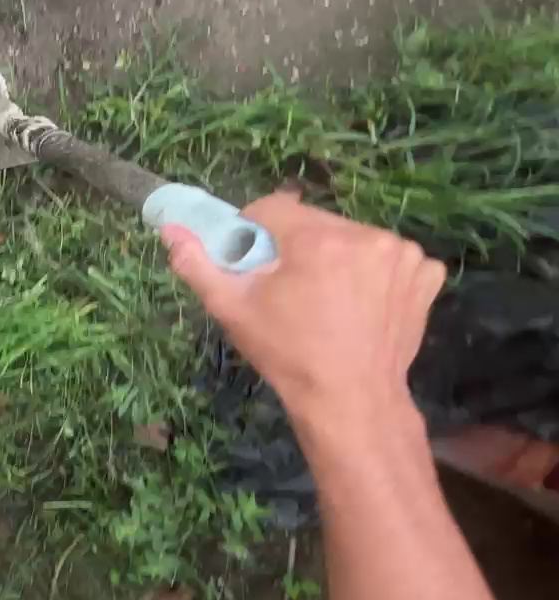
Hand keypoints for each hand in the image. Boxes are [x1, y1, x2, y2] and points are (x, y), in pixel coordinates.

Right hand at [161, 192, 444, 424]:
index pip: (272, 206)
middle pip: (311, 221)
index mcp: (319, 241)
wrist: (348, 393)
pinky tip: (355, 297)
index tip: (248, 259)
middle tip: (280, 283)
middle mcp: (370, 237)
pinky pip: (384, 255)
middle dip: (290, 244)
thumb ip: (196, 263)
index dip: (250, 228)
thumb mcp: (228, 306)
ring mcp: (405, 255)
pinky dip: (366, 268)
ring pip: (347, 236)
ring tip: (319, 292)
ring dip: (328, 254)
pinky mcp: (428, 272)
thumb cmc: (282, 348)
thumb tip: (171, 229)